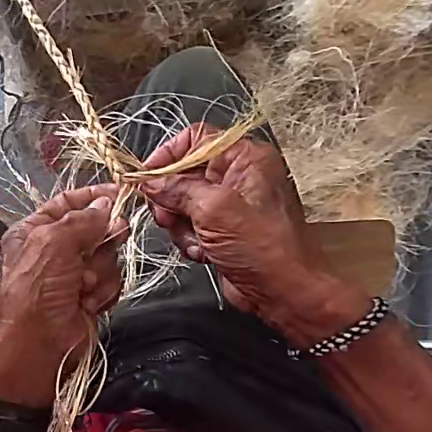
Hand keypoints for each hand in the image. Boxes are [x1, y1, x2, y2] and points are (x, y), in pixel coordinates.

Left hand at [0, 184, 128, 405]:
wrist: (40, 347)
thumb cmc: (36, 292)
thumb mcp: (53, 243)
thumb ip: (82, 219)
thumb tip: (106, 204)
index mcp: (34, 231)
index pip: (68, 202)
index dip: (94, 196)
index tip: (120, 192)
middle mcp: (53, 250)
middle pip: (95, 228)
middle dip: (102, 239)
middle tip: (110, 240)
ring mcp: (73, 274)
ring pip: (108, 256)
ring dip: (100, 271)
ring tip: (83, 287)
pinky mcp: (91, 295)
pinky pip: (113, 280)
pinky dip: (104, 291)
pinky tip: (88, 302)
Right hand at [137, 124, 368, 345]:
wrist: (284, 292)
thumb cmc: (263, 248)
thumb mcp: (214, 210)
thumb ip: (177, 188)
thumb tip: (148, 180)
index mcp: (245, 157)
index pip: (195, 139)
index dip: (167, 155)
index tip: (147, 178)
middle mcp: (238, 175)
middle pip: (183, 173)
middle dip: (170, 199)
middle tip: (168, 217)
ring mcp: (230, 204)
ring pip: (182, 203)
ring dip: (180, 225)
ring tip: (197, 241)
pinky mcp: (223, 229)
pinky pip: (190, 226)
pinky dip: (190, 240)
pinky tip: (204, 252)